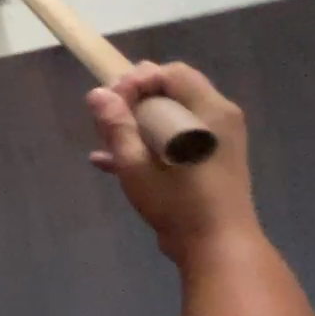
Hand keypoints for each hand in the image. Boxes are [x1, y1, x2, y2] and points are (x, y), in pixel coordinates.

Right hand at [87, 62, 261, 266]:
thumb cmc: (176, 202)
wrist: (214, 241)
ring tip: (105, 143)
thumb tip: (98, 94)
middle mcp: (216, 117)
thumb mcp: (136, 165)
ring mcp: (212, 138)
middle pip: (170, 91)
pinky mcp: (205, 156)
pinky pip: (170, 136)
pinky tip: (108, 161)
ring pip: (167, 115)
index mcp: (207, 112)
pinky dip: (144, 141)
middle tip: (104, 124)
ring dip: (134, 123)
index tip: (108, 103)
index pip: (171, 74)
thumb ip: (117, 127)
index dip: (136, 81)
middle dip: (132, 101)